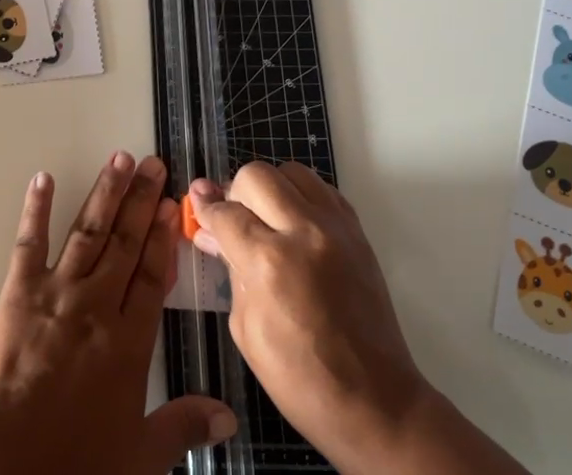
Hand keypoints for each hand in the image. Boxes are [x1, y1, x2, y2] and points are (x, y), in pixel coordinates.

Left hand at [0, 152, 237, 474]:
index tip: (172, 206)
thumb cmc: (72, 461)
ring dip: (104, 194)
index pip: (152, 277)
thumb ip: (183, 427)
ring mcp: (56, 294)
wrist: (3, 457)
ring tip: (119, 159)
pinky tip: (42, 180)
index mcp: (128, 343)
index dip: (163, 238)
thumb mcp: (138, 455)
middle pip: (124, 244)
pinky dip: (35, 209)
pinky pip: (29, 243)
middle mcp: (96, 307)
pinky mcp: (18, 294)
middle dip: (140, 200)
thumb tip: (227, 417)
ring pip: (87, 233)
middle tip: (153, 163)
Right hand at [192, 162, 526, 474]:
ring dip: (272, 189)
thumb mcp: (245, 326)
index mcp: (269, 262)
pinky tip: (295, 227)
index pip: (225, 211)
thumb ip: (230, 269)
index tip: (197, 207)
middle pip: (257, 175)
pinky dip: (302, 198)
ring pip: (293, 172)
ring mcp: (338, 229)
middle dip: (236, 193)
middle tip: (235, 222)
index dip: (205, 209)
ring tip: (267, 222)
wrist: (373, 398)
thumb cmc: (298, 376)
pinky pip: (323, 190)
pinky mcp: (359, 234)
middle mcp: (305, 232)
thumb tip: (211, 233)